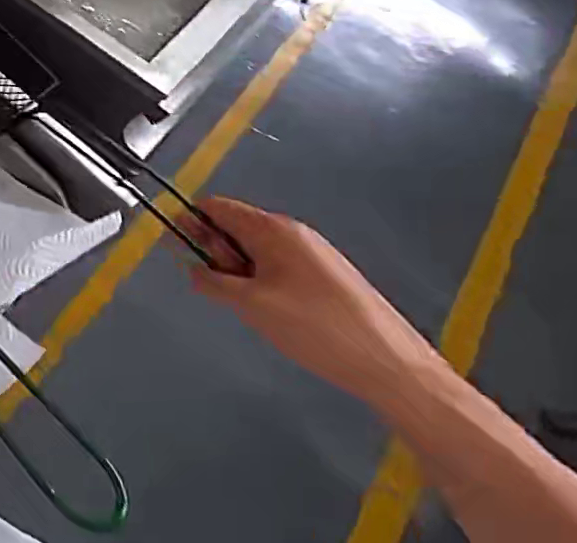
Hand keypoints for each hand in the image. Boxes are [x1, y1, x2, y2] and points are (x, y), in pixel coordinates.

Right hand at [180, 197, 445, 404]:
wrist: (395, 369)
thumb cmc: (317, 329)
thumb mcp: (250, 305)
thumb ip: (211, 281)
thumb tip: (193, 269)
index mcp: (271, 229)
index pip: (214, 207)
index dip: (190, 224)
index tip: (182, 251)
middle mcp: (292, 231)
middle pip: (234, 225)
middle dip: (216, 250)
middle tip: (219, 285)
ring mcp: (314, 252)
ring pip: (255, 248)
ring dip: (239, 269)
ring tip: (250, 305)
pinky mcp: (328, 275)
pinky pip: (278, 264)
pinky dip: (263, 280)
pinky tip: (274, 311)